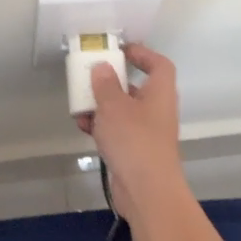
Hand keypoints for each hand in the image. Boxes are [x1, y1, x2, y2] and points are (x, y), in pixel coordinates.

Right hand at [76, 44, 187, 216]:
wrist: (146, 189)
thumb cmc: (134, 140)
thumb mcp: (114, 106)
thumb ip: (106, 84)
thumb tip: (102, 67)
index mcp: (160, 93)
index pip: (159, 65)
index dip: (142, 54)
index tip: (120, 50)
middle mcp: (157, 111)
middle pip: (136, 89)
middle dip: (112, 83)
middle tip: (91, 79)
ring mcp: (147, 133)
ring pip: (123, 112)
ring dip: (101, 108)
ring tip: (80, 107)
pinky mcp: (135, 152)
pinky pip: (117, 132)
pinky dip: (102, 128)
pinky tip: (84, 127)